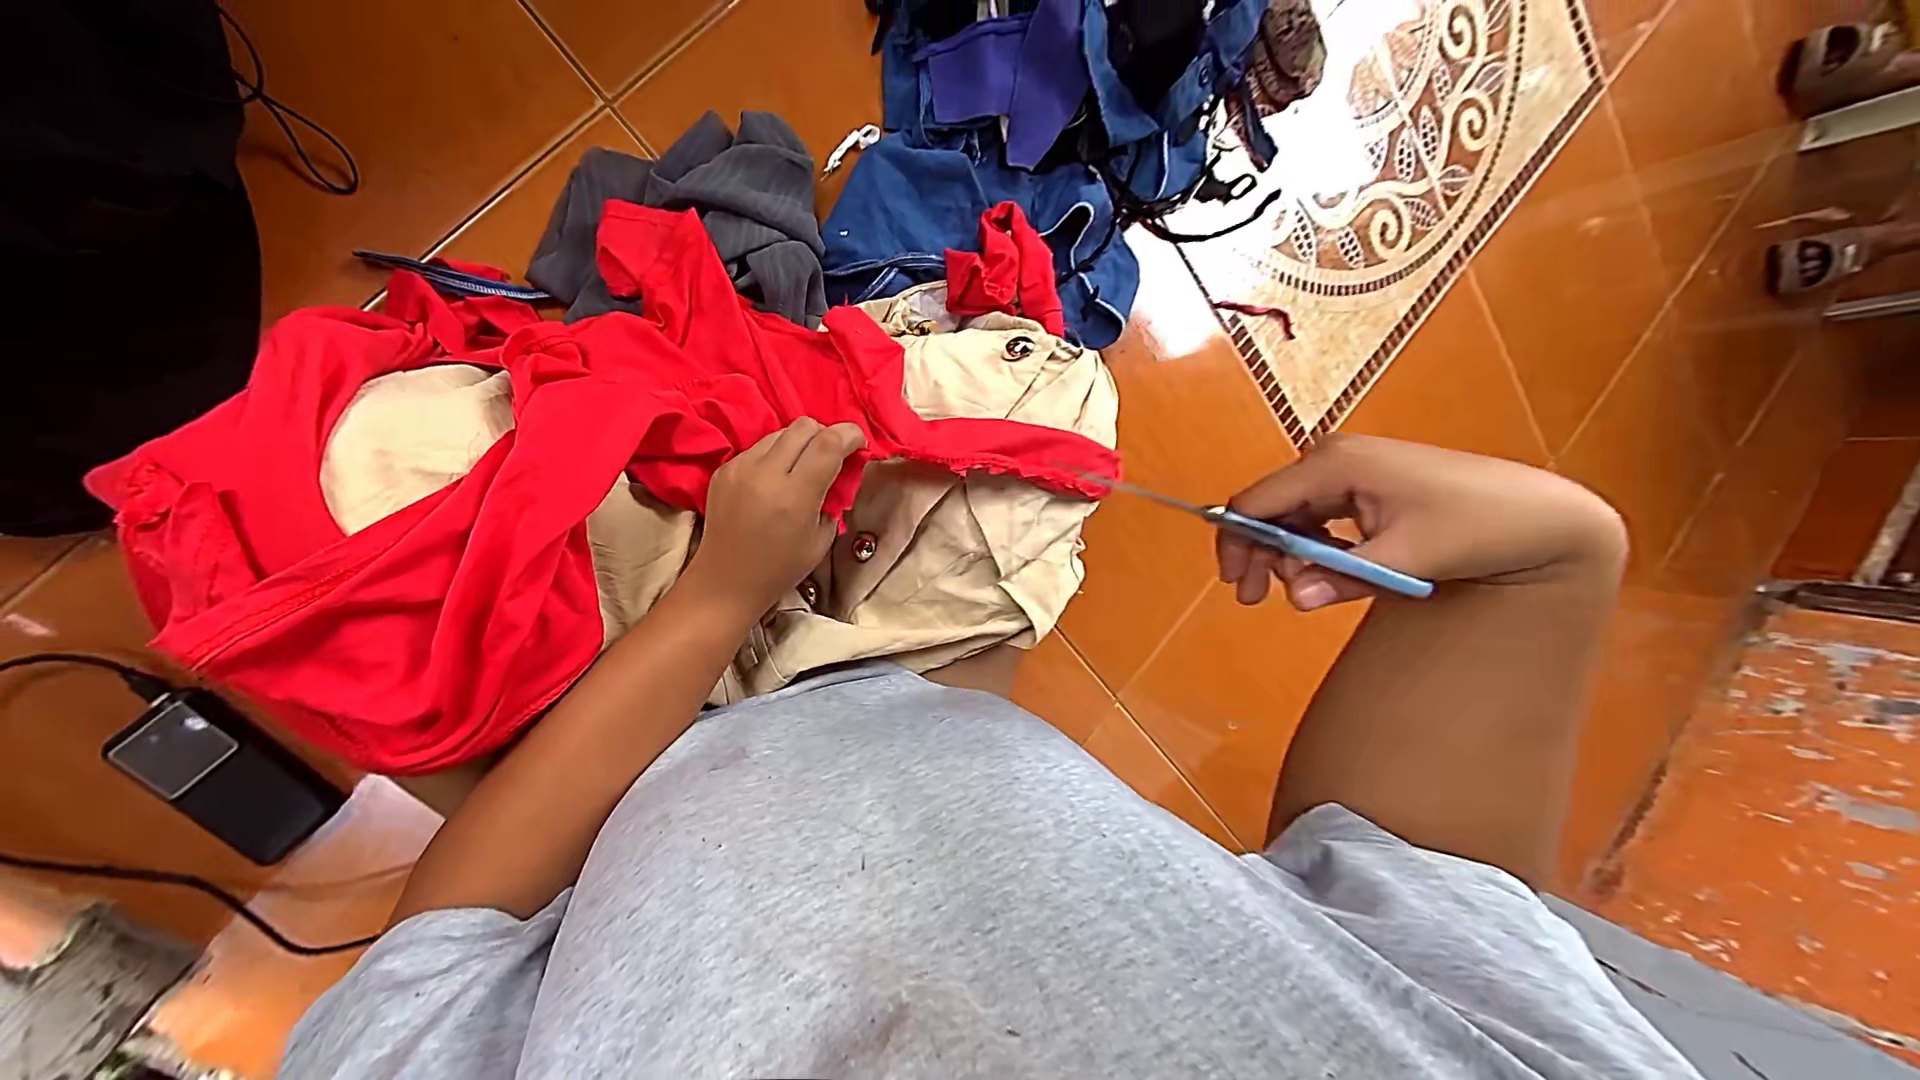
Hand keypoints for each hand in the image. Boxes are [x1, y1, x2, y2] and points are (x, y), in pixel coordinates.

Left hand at [682, 418, 865, 618]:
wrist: (727, 580)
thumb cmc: (781, 567)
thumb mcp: (822, 538)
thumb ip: (834, 498)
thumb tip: (842, 470)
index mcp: (794, 496)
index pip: (828, 443)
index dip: (850, 435)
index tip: (859, 443)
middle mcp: (765, 475)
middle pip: (804, 426)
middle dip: (826, 434)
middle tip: (832, 455)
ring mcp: (740, 468)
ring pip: (781, 432)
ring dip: (800, 443)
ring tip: (802, 466)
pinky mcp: (724, 469)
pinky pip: (759, 447)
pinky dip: (776, 455)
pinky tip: (775, 479)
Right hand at [1217, 435, 1625, 610]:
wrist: (1539, 515)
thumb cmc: (1479, 529)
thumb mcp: (1408, 559)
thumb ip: (1344, 578)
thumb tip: (1294, 599)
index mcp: (1335, 464)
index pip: (1256, 501)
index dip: (1236, 543)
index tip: (1236, 583)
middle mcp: (1332, 457)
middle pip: (1267, 507)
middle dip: (1257, 553)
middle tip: (1255, 597)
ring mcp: (1346, 467)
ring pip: (1288, 513)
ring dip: (1283, 552)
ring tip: (1299, 587)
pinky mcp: (1359, 481)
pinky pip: (1314, 514)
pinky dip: (1310, 545)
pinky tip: (1326, 568)